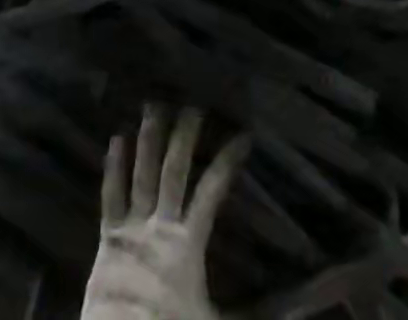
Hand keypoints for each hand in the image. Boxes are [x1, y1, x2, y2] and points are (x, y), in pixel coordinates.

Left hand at [81, 106, 251, 319]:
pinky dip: (113, 165)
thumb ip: (250, 311)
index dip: (226, 163)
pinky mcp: (109, 233)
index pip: (212, 192)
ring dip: (148, 139)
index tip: (241, 136)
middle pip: (174, 171)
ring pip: (141, 173)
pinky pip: (111, 193)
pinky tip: (116, 139)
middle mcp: (161, 224)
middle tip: (192, 108)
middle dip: (184, 139)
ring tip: (151, 107)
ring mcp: (132, 225)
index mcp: (188, 242)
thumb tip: (299, 309)